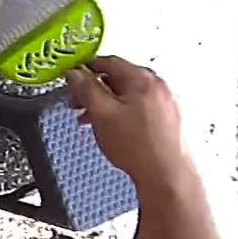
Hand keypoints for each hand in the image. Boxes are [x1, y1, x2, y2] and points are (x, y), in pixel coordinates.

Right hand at [66, 56, 196, 195]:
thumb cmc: (139, 147)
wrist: (166, 177)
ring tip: (89, 118)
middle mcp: (158, 88)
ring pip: (125, 94)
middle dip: (92, 89)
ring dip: (103, 102)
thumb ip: (86, 88)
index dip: (84, 68)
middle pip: (117, 78)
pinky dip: (118, 112)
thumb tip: (75, 73)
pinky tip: (107, 126)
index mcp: (143, 80)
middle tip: (76, 101)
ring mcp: (164, 103)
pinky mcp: (166, 119)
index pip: (108, 62)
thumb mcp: (101, 112)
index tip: (71, 76)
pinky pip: (136, 107)